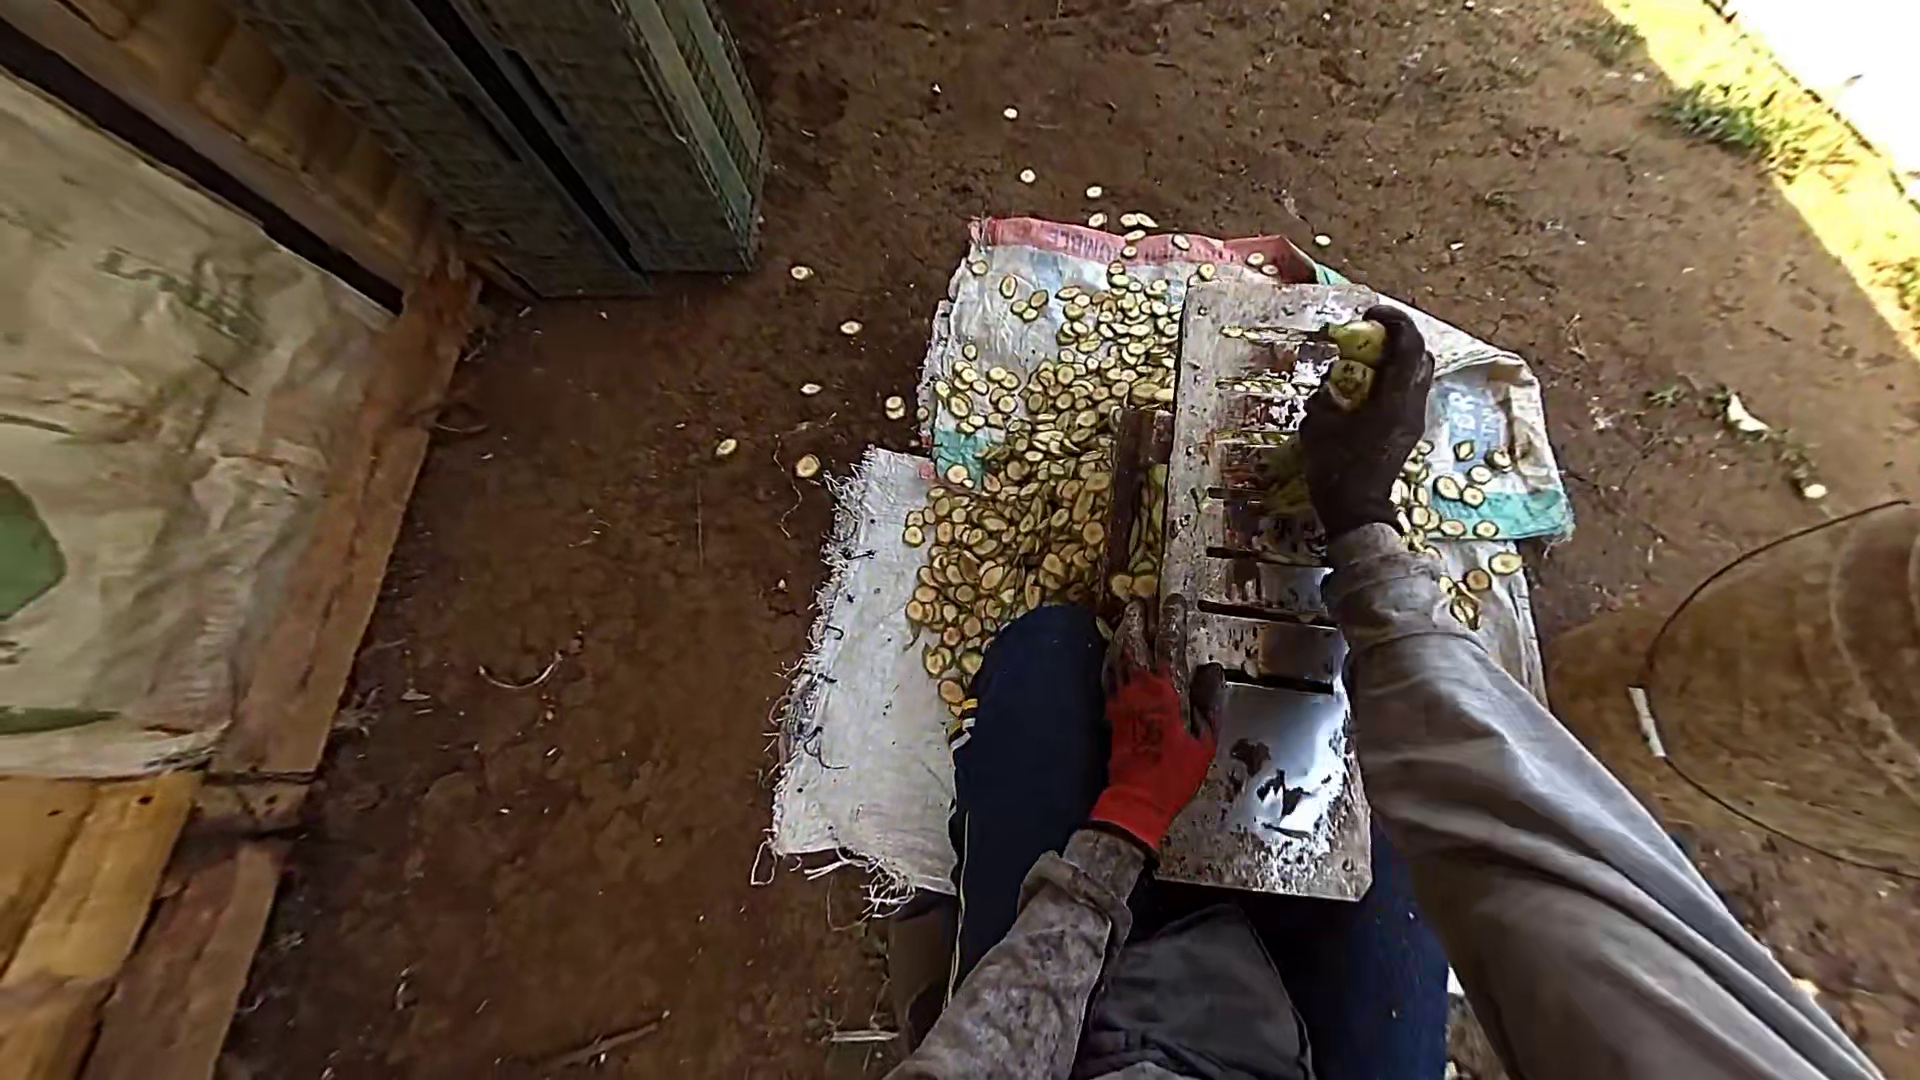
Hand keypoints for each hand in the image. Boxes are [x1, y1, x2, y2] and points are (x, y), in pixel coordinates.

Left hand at [1091, 599, 1220, 853]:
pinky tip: (1113, 647)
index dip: (1172, 619)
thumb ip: (1209, 701)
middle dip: (1139, 617)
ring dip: (1123, 630)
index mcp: (1166, 689)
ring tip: (1129, 615)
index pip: (1169, 644)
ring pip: (1117, 652)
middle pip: (1135, 640)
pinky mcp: (1108, 705)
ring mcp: (1119, 693)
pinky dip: (1111, 653)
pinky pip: (1107, 671)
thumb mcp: (1205, 738)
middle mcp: (1139, 685)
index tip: (1174, 601)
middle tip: (1143, 600)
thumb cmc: (1176, 769)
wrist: (1138, 793)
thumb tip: (1210, 670)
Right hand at [1300, 305, 1434, 538]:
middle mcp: (1412, 406)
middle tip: (1368, 338)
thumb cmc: (1335, 469)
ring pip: (1414, 377)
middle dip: (1397, 340)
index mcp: (1394, 401)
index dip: (1392, 322)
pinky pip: (1404, 395)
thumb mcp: (1318, 430)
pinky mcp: (1405, 432)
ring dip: (1393, 363)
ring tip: (1363, 365)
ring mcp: (1412, 420)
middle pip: (1419, 358)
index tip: (1370, 313)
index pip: (1407, 347)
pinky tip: (1362, 393)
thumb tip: (1328, 386)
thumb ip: (1324, 401)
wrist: (1356, 508)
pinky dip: (1388, 383)